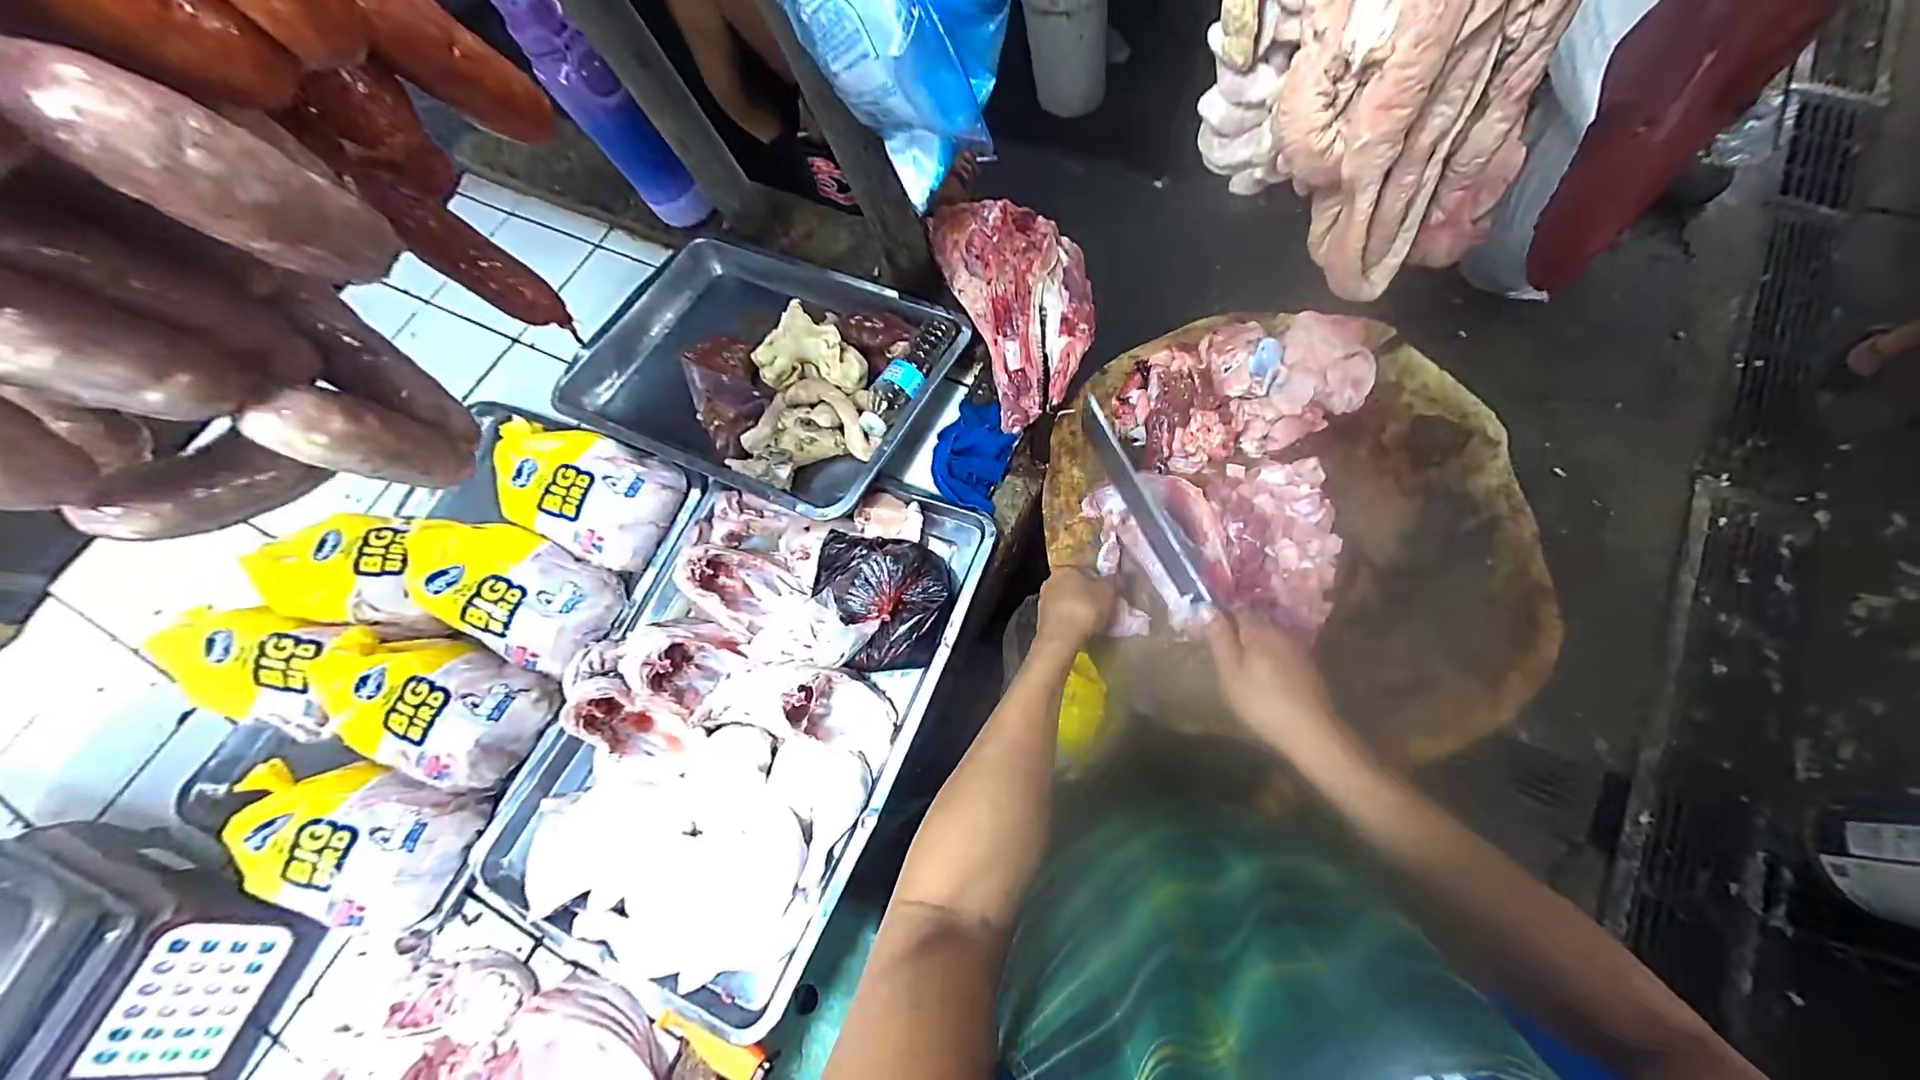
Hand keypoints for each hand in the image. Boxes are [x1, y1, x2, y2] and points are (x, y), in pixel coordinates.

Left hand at [1033, 568, 1116, 651]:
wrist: (1061, 640)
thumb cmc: (1086, 609)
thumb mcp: (1109, 591)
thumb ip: (1114, 580)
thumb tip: (1116, 576)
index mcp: (1065, 568)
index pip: (1085, 568)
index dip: (1099, 578)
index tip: (1108, 591)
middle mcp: (1050, 580)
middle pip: (1075, 584)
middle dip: (1087, 593)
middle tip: (1102, 606)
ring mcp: (1044, 600)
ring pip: (1067, 600)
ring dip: (1078, 607)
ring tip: (1093, 620)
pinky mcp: (1042, 619)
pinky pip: (1062, 615)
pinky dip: (1070, 619)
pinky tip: (1080, 629)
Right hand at [1205, 612, 1342, 753]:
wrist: (1310, 731)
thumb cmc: (1261, 701)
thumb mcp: (1231, 672)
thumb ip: (1220, 640)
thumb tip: (1211, 611)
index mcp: (1261, 631)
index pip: (1238, 610)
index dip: (1223, 617)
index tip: (1212, 632)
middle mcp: (1282, 634)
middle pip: (1256, 623)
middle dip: (1240, 632)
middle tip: (1225, 654)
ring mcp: (1298, 650)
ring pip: (1270, 639)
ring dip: (1256, 646)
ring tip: (1243, 667)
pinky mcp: (1308, 667)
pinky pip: (1282, 652)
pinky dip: (1270, 658)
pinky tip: (1266, 677)